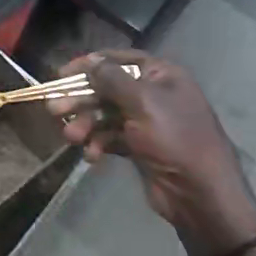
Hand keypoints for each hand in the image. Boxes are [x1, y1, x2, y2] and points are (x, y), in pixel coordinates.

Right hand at [49, 49, 255, 255]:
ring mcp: (146, 122)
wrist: (201, 195)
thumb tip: (90, 60)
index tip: (61, 74)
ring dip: (86, 125)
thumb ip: (111, 79)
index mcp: (161, 75)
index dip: (89, 65)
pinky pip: (111, 138)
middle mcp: (153, 94)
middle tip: (54, 110)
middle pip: (107, 89)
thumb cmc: (175, 139)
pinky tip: (92, 156)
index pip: (118, 60)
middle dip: (81, 100)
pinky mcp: (140, 148)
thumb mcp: (142, 102)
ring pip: (105, 115)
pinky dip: (98, 144)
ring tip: (71, 138)